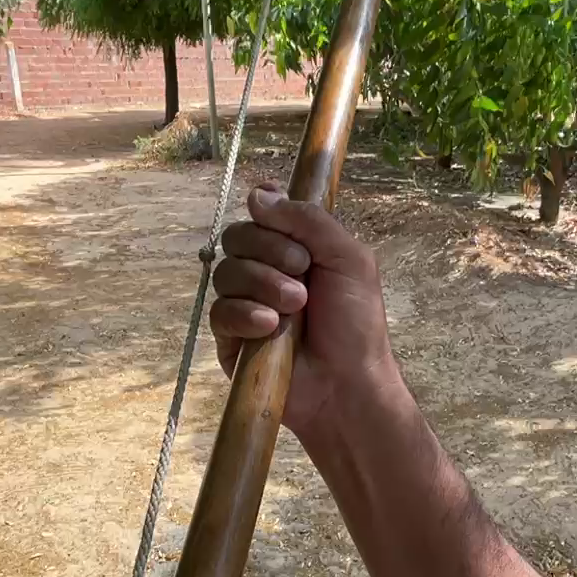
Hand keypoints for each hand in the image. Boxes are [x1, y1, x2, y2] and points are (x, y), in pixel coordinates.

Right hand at [209, 183, 402, 438]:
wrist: (348, 384)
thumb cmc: (357, 324)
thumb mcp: (349, 259)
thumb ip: (309, 221)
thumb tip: (259, 192)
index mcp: (295, 249)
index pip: (261, 214)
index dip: (264, 211)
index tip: (275, 217)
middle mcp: (266, 272)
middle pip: (238, 237)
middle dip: (269, 251)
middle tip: (303, 273)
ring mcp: (246, 305)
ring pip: (226, 273)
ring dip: (262, 284)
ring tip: (295, 308)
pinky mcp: (231, 339)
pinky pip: (220, 312)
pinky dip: (245, 315)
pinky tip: (269, 327)